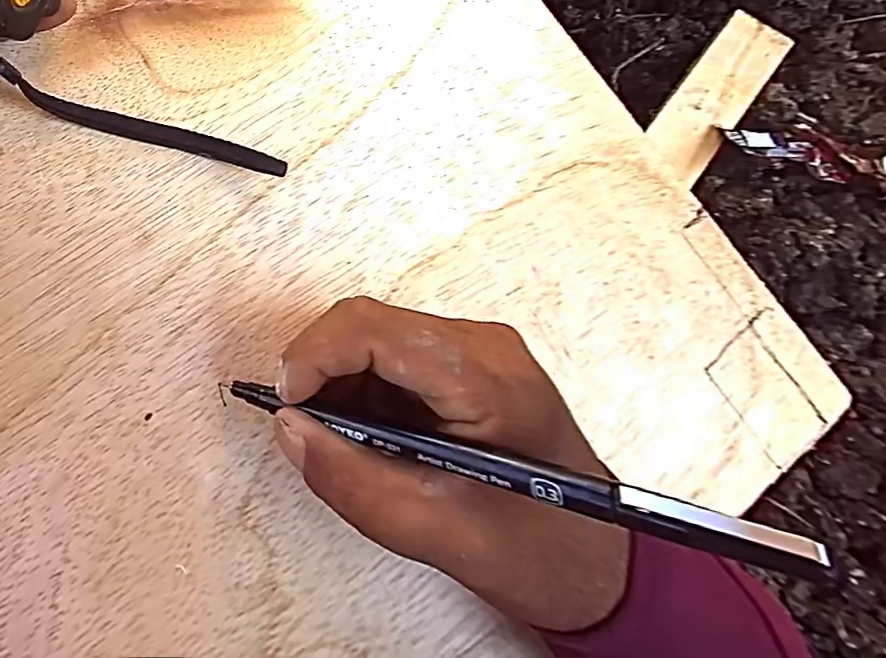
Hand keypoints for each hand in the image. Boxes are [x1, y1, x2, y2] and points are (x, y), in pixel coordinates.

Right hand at [272, 296, 629, 632]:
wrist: (599, 563)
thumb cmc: (535, 552)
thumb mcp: (431, 531)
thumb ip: (349, 480)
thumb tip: (287, 426)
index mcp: (487, 380)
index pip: (373, 329)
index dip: (314, 355)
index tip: (286, 398)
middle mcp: (481, 344)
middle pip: (365, 323)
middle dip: (318, 365)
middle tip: (300, 417)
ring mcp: (472, 345)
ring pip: (368, 332)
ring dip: (334, 376)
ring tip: (335, 431)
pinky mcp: (458, 355)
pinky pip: (384, 349)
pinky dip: (354, 382)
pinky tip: (362, 425)